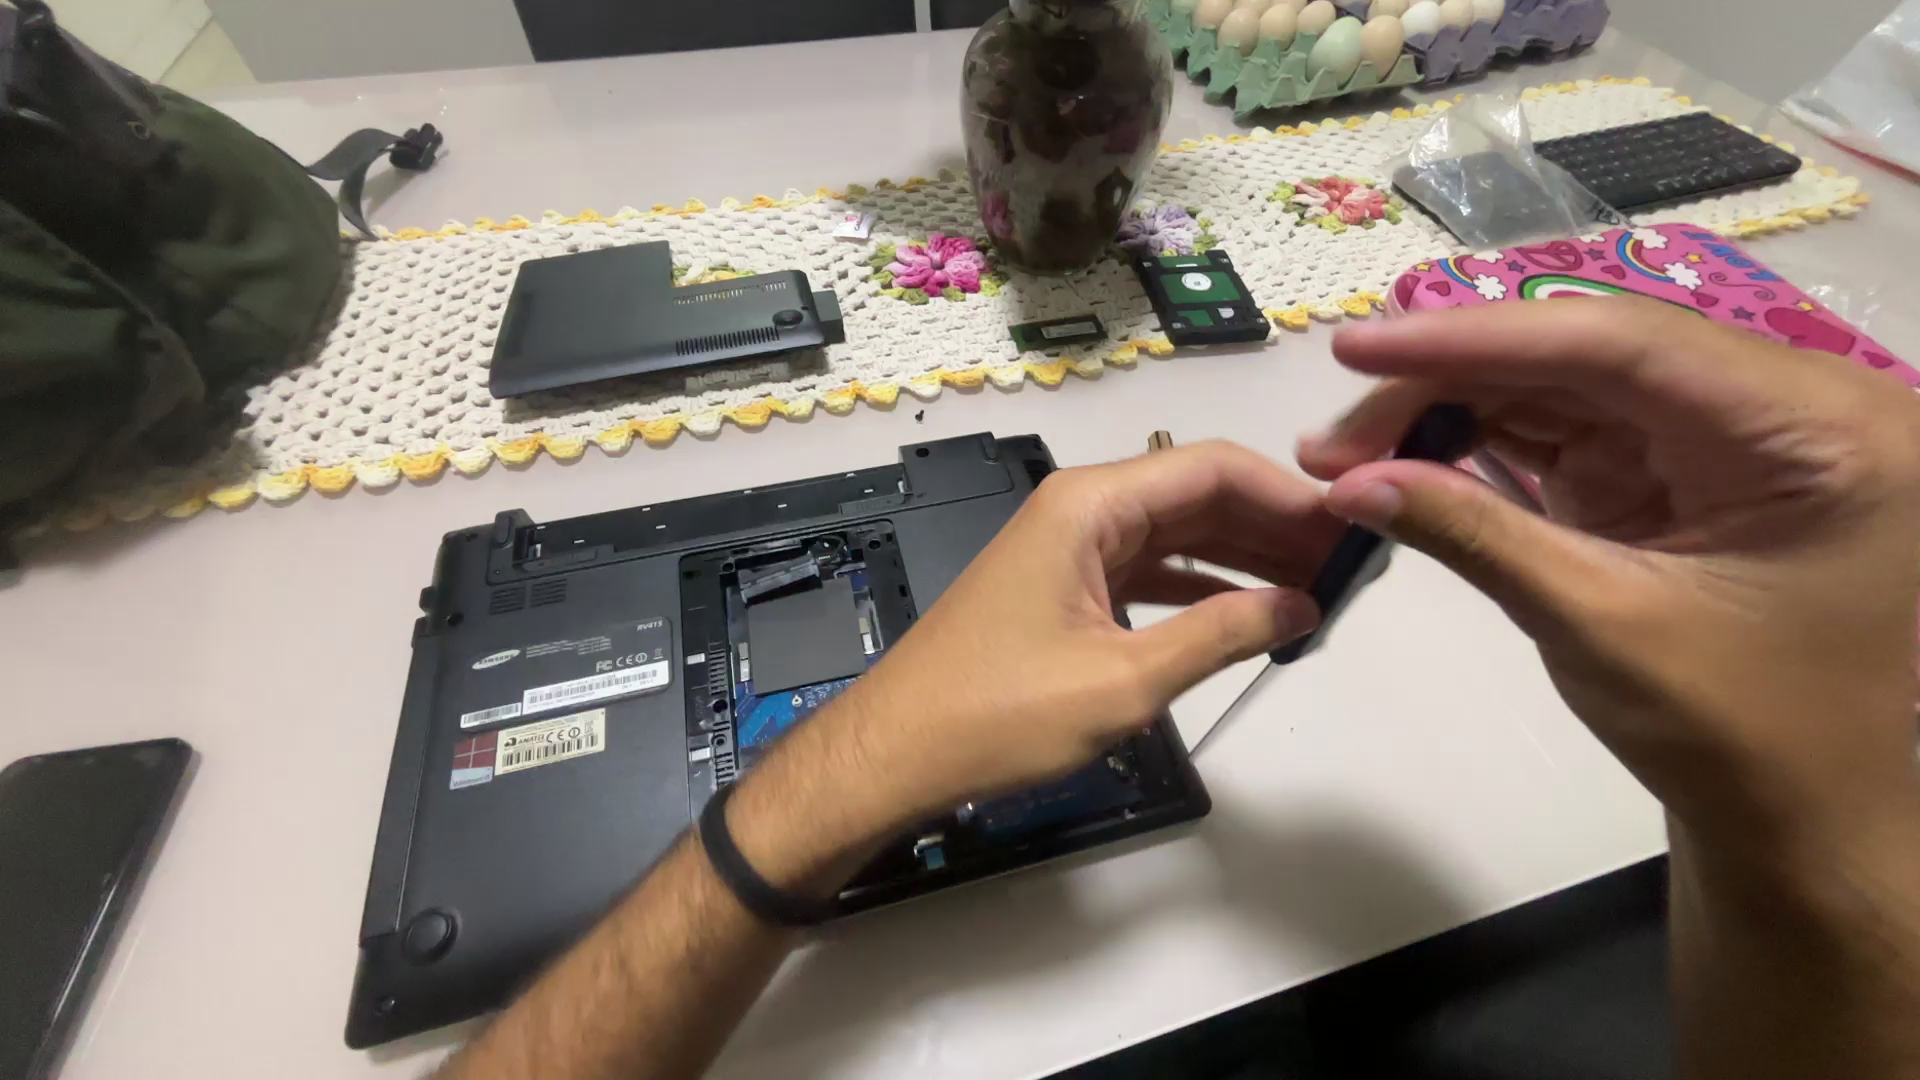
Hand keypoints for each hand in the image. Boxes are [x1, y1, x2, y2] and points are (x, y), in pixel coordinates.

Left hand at [819, 440, 1337, 825]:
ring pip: (1172, 536)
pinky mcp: (1062, 587)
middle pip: (1194, 496)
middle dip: (1271, 528)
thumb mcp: (1124, 680)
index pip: (1210, 467)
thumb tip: (1302, 606)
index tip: (1351, 530)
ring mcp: (1068, 548)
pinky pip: (1144, 573)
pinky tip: (1245, 616)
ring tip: (1314, 594)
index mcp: (1090, 503)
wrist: (899, 750)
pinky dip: (1194, 591)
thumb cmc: (1000, 713)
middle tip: (1346, 570)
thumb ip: (1220, 634)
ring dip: (1238, 560)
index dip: (1288, 495)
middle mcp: (1080, 509)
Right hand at [1299, 297, 1919, 854]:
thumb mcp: (1595, 621)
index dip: (1470, 340)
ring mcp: (1709, 437)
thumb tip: (1345, 484)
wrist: (1796, 805)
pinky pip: (1548, 432)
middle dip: (1436, 388)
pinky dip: (1466, 446)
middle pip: (1570, 359)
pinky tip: (1401, 463)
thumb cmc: (1736, 729)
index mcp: (1812, 433)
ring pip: (1547, 388)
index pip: (1616, 346)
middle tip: (1329, 442)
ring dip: (1440, 415)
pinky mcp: (1659, 469)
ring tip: (1345, 455)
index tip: (1352, 350)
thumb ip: (1470, 535)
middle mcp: (1770, 408)